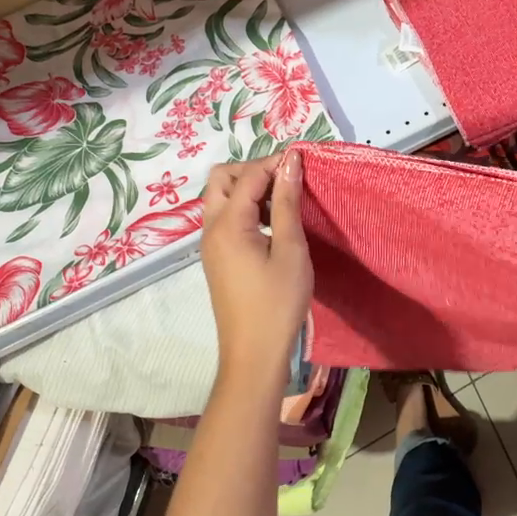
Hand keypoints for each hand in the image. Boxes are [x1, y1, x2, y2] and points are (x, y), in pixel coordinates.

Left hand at [200, 150, 311, 384]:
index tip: (305, 162)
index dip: (276, 162)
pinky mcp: (218, 257)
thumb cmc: (278, 301)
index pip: (248, 175)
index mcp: (227, 224)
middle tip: (286, 181)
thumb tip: (290, 161)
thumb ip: (287, 201)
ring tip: (284, 201)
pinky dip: (247, 208)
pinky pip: (226, 217)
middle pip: (222, 178)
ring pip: (221, 197)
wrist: (254, 353)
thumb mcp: (290, 248)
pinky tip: (274, 222)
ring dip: (249, 188)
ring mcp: (211, 244)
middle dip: (254, 170)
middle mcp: (211, 229)